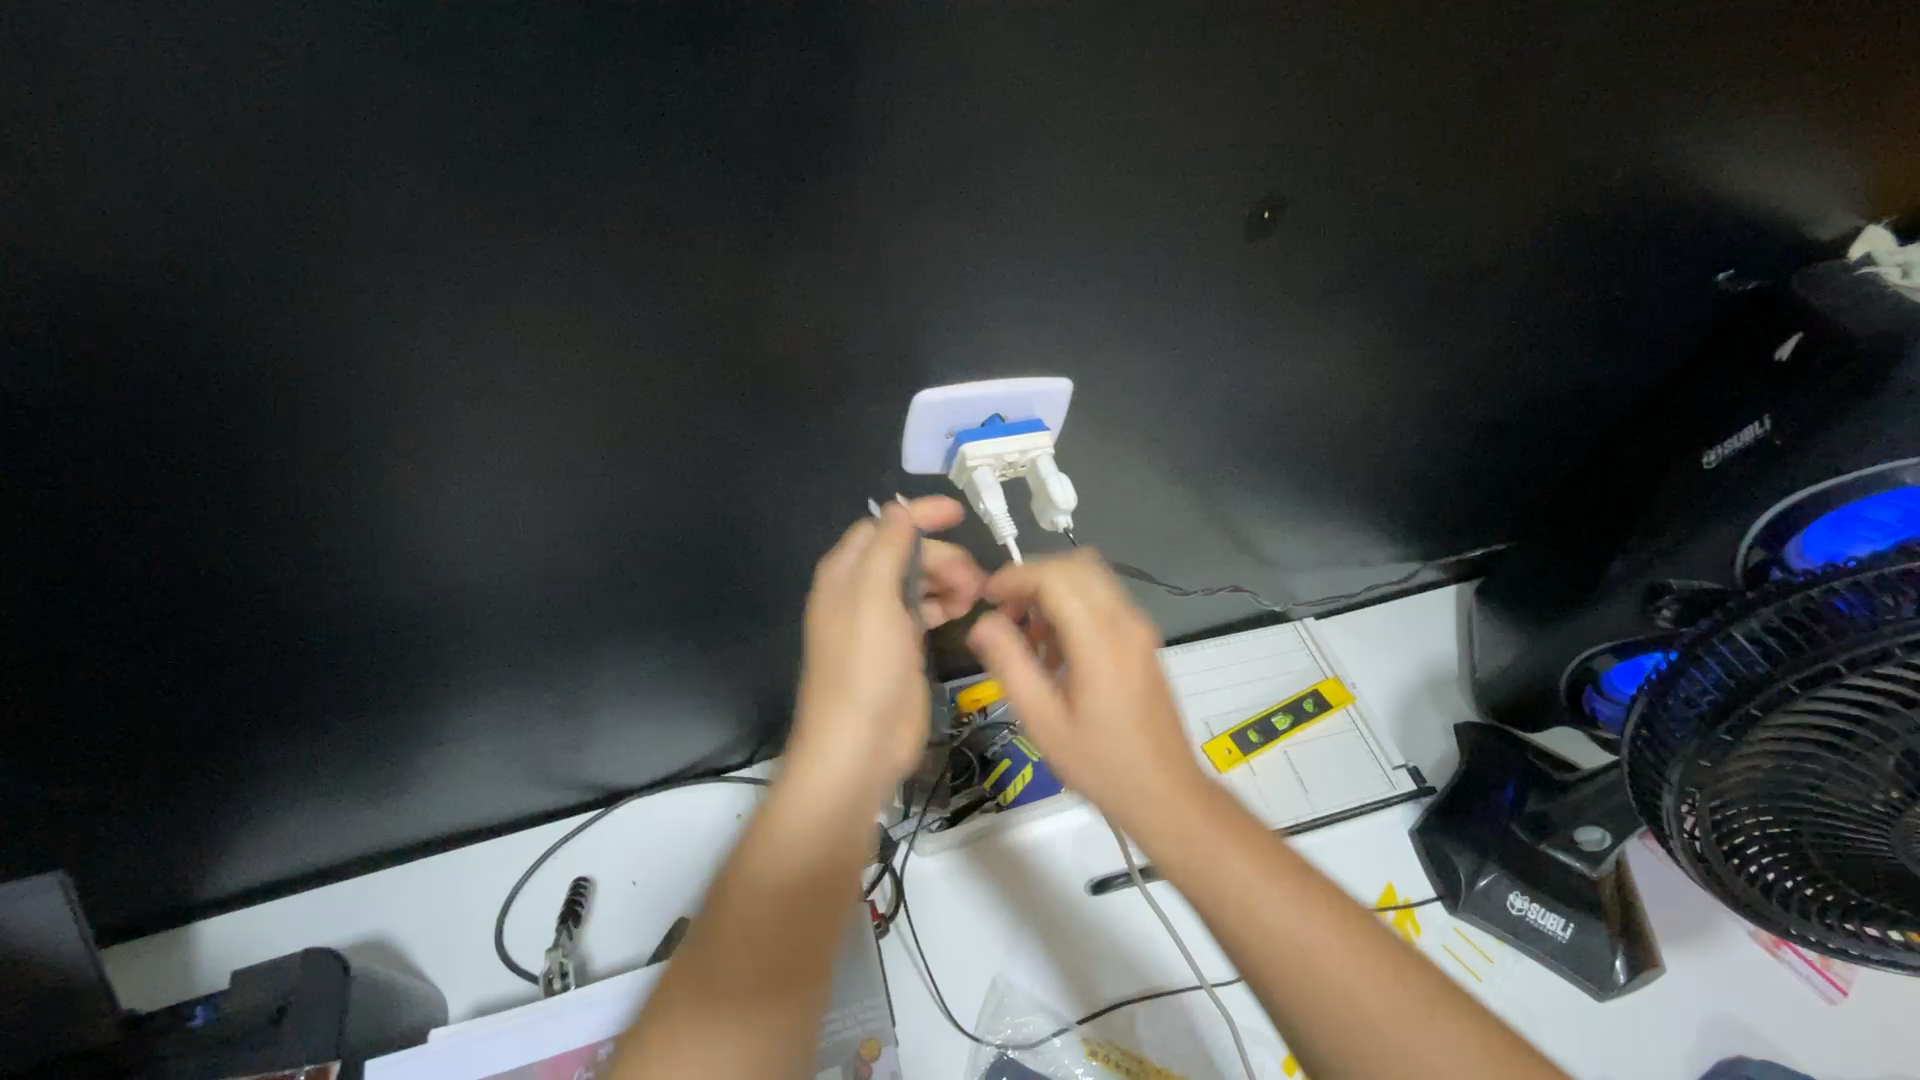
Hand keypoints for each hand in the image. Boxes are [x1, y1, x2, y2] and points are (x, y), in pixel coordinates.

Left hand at [787, 497, 987, 803]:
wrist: (859, 746)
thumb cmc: (864, 667)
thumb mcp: (873, 597)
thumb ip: (887, 547)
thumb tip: (900, 508)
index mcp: (845, 574)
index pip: (882, 526)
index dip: (918, 515)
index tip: (959, 513)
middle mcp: (859, 592)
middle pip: (906, 554)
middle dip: (943, 556)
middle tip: (976, 578)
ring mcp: (881, 622)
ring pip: (920, 582)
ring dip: (949, 580)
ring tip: (977, 596)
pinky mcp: (901, 649)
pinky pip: (926, 612)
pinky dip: (947, 605)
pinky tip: (965, 612)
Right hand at [965, 550, 1205, 823]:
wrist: (1165, 793)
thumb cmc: (1100, 763)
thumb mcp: (1042, 721)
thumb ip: (1010, 664)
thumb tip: (982, 623)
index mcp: (1101, 640)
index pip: (1054, 576)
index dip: (1014, 577)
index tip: (986, 598)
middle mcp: (1126, 623)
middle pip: (1075, 566)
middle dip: (1033, 580)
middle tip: (1005, 614)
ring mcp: (1140, 629)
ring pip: (1091, 579)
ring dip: (1054, 593)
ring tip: (1029, 639)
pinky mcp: (1143, 641)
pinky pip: (1104, 602)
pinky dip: (1074, 607)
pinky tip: (1056, 653)